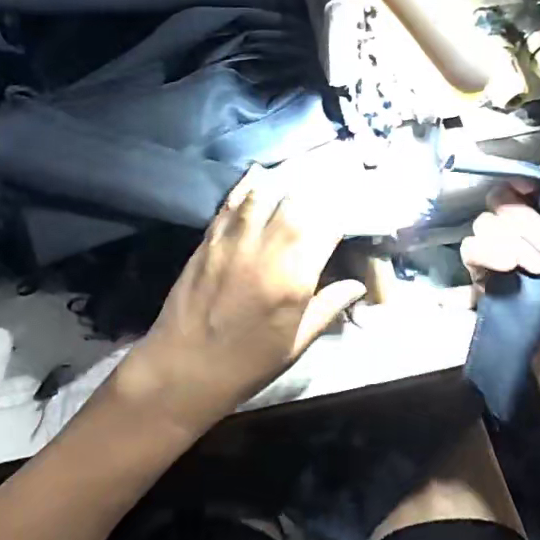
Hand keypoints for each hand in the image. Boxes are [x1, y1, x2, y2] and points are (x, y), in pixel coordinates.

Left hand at [112, 167, 366, 434]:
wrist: (182, 369)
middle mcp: (264, 249)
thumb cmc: (247, 363)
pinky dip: (251, 184)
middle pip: (298, 199)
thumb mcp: (297, 342)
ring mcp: (232, 240)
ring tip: (305, 170)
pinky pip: (233, 201)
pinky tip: (263, 175)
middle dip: (322, 183)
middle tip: (338, 173)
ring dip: (288, 178)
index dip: (346, 207)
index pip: (327, 225)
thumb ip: (328, 307)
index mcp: (292, 279)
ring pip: (264, 191)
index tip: (357, 200)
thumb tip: (357, 285)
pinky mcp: (208, 238)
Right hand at [459, 181, 539, 381]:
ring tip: (536, 269)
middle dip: (523, 222)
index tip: (529, 190)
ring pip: (484, 225)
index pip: (519, 186)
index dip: (520, 183)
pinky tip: (508, 269)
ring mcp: (496, 251)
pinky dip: (487, 255)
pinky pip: (470, 251)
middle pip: (499, 202)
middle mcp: (515, 229)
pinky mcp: (481, 274)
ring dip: (509, 242)